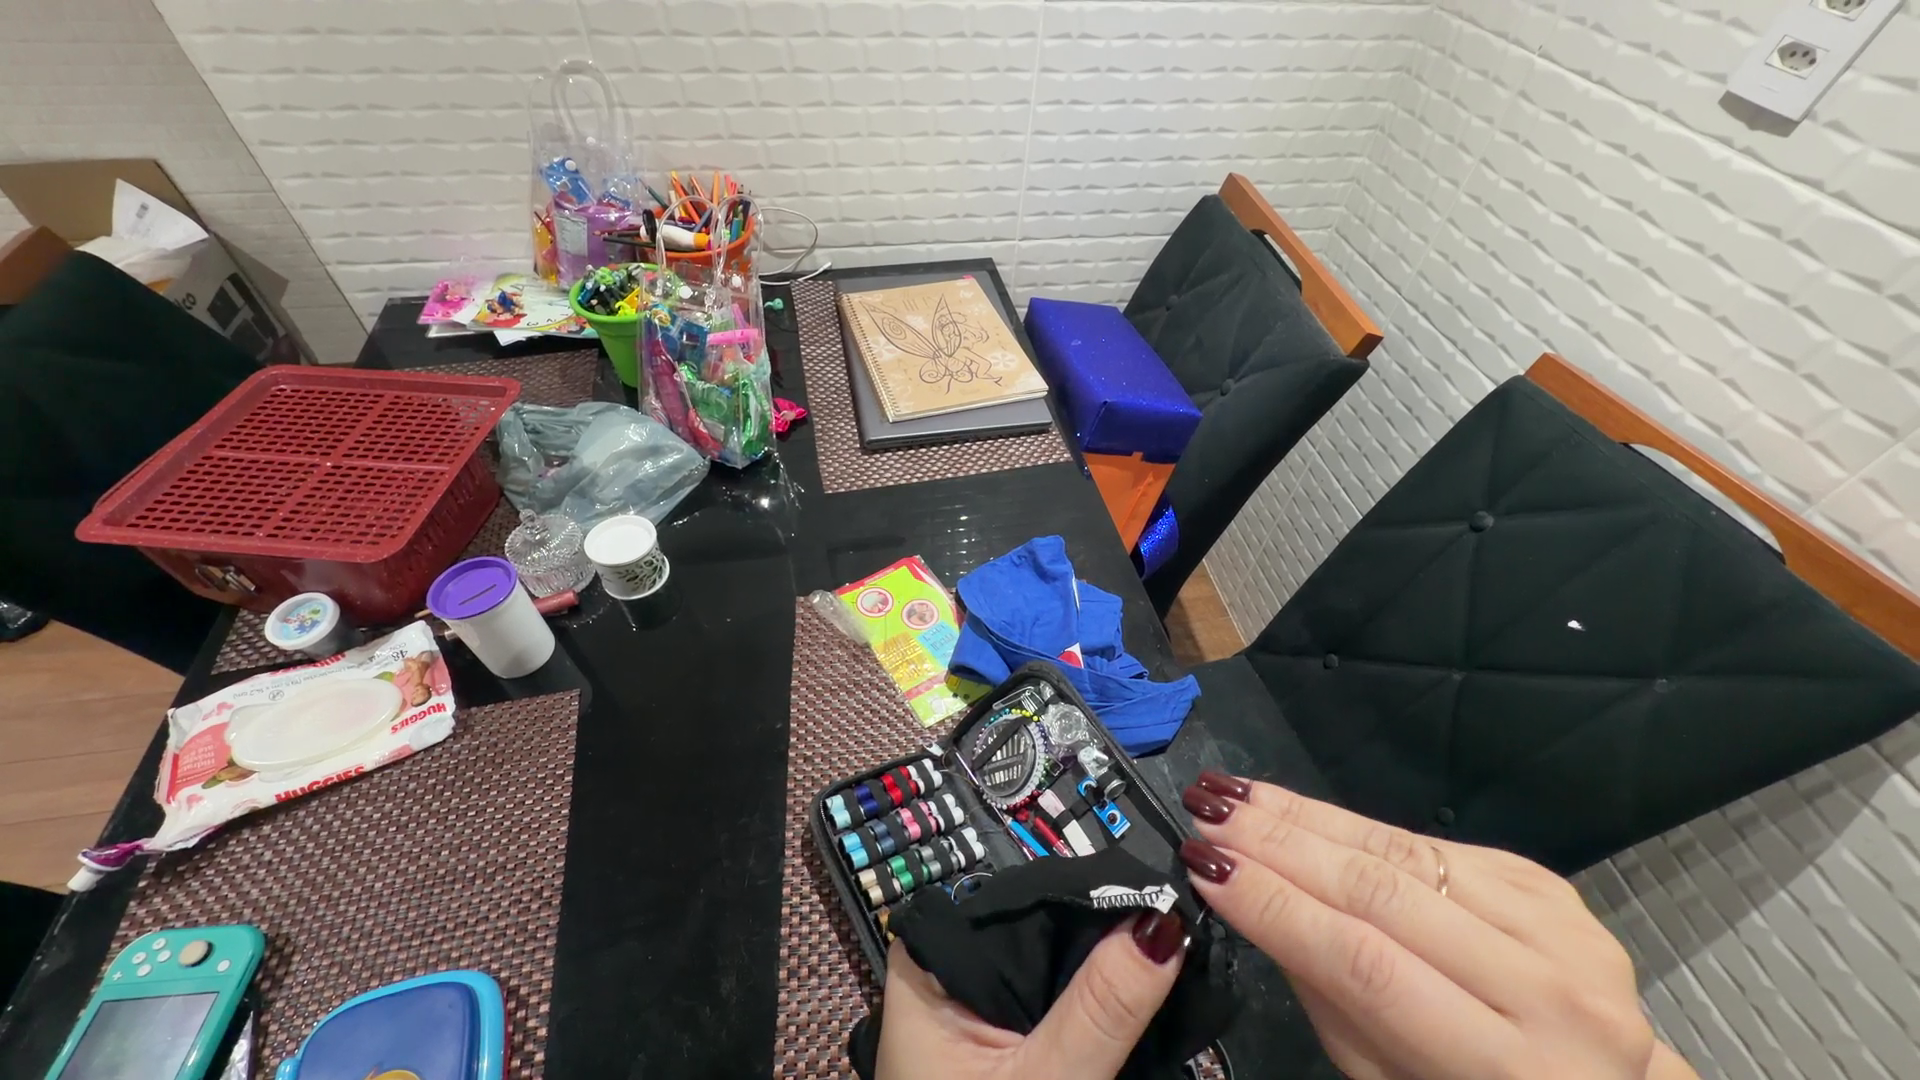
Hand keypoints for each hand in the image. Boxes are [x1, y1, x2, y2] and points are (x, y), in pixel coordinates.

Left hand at [874, 911, 1186, 1079]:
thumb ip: (1099, 1009)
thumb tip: (1165, 921)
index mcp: (931, 955)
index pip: (1019, 894)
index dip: (1091, 894)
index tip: (1163, 900)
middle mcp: (946, 961)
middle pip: (1037, 922)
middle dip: (1104, 932)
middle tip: (1182, 932)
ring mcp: (971, 995)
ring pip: (1051, 956)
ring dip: (1105, 965)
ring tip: (1173, 952)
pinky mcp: (995, 1026)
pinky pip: (1050, 990)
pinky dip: (1090, 996)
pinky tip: (1136, 990)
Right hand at [1177, 774, 1698, 1079]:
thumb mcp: (1383, 1077)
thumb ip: (1324, 989)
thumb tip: (1248, 891)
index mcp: (1509, 1069)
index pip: (1365, 964)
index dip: (1276, 907)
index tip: (1202, 863)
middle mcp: (1551, 992)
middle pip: (1382, 893)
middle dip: (1278, 845)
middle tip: (1206, 811)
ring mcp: (1559, 925)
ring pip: (1398, 851)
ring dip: (1301, 817)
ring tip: (1233, 793)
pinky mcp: (1544, 879)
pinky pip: (1423, 840)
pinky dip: (1346, 820)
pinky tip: (1289, 804)